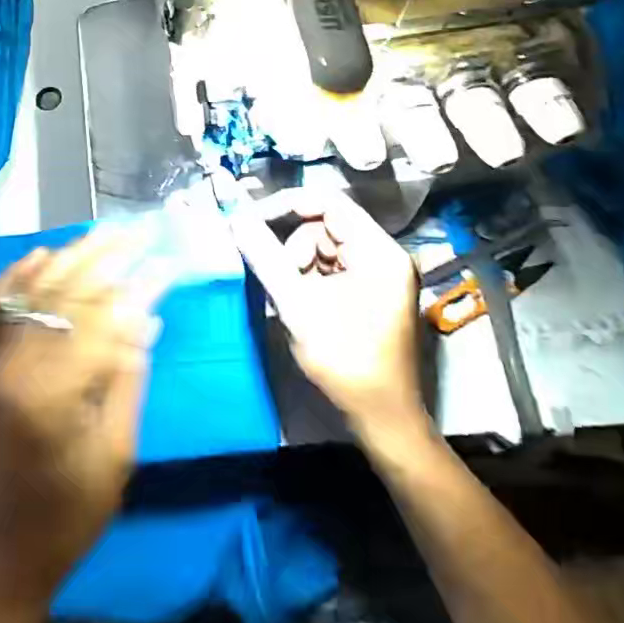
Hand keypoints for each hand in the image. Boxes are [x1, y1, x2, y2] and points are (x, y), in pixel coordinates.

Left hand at [0, 226, 172, 622]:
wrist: (6, 548)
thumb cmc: (72, 509)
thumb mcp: (116, 449)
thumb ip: (127, 377)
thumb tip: (146, 317)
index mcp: (51, 392)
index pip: (101, 319)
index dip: (137, 288)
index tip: (166, 263)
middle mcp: (16, 365)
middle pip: (65, 293)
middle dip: (106, 258)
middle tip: (139, 232)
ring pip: (32, 291)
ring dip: (69, 258)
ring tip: (103, 233)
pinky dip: (17, 275)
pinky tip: (42, 254)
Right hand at [230, 189, 423, 432]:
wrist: (383, 419)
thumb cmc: (345, 360)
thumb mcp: (298, 305)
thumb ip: (266, 258)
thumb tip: (237, 221)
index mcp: (379, 251)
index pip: (330, 204)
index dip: (287, 206)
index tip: (252, 222)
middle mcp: (386, 255)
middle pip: (329, 225)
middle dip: (295, 245)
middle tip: (281, 277)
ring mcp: (382, 276)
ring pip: (328, 248)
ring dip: (301, 264)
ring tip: (292, 296)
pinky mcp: (374, 294)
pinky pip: (336, 269)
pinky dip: (313, 279)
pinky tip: (301, 301)